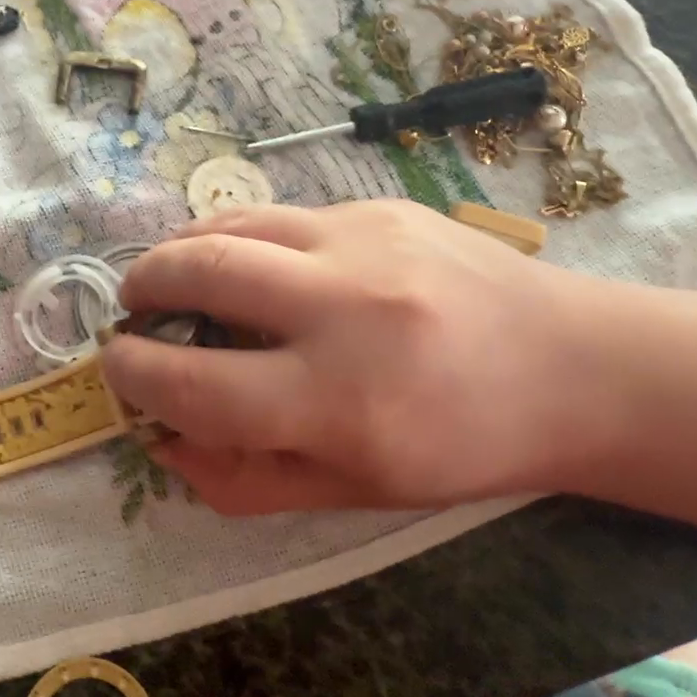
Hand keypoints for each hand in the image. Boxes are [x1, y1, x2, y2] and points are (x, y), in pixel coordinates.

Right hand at [100, 201, 613, 515]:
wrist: (578, 367)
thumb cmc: (463, 446)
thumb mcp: (354, 490)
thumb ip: (246, 477)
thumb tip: (164, 442)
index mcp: (339, 401)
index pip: (194, 385)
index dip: (136, 376)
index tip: (119, 369)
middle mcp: (344, 308)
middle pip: (200, 272)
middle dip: (143, 287)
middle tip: (133, 308)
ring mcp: (362, 241)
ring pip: (231, 224)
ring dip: (179, 249)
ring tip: (169, 275)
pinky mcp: (377, 205)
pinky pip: (278, 215)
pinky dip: (237, 238)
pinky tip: (246, 262)